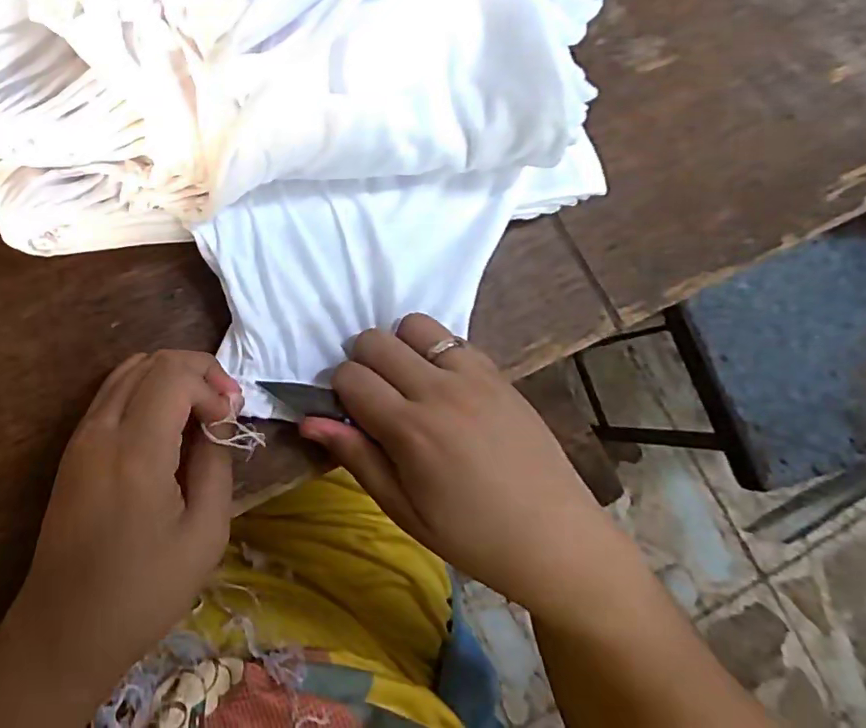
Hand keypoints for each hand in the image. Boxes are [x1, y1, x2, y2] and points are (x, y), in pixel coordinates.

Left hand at [0, 350, 239, 691]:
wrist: (65, 627)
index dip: (211, 384)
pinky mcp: (73, 446)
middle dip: (196, 370)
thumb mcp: (204, 535)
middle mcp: (102, 429)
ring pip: (129, 369)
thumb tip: (217, 417)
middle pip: (152, 361)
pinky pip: (112, 392)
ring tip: (199, 408)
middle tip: (225, 404)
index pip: (174, 375)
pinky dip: (145, 388)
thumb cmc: (143, 592)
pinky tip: (166, 420)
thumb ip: (215, 464)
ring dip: (170, 375)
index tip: (231, 418)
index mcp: (135, 451)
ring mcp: (82, 434)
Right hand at [298, 314, 630, 621]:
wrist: (558, 541)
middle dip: (361, 362)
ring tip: (407, 382)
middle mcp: (438, 391)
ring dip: (398, 346)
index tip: (351, 415)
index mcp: (411, 430)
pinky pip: (451, 337)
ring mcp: (472, 377)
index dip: (339, 392)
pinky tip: (443, 384)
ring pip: (412, 325)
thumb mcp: (403, 510)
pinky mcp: (497, 373)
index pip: (349, 377)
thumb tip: (308, 421)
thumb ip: (355, 457)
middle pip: (373, 340)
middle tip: (375, 397)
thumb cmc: (472, 536)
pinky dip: (434, 350)